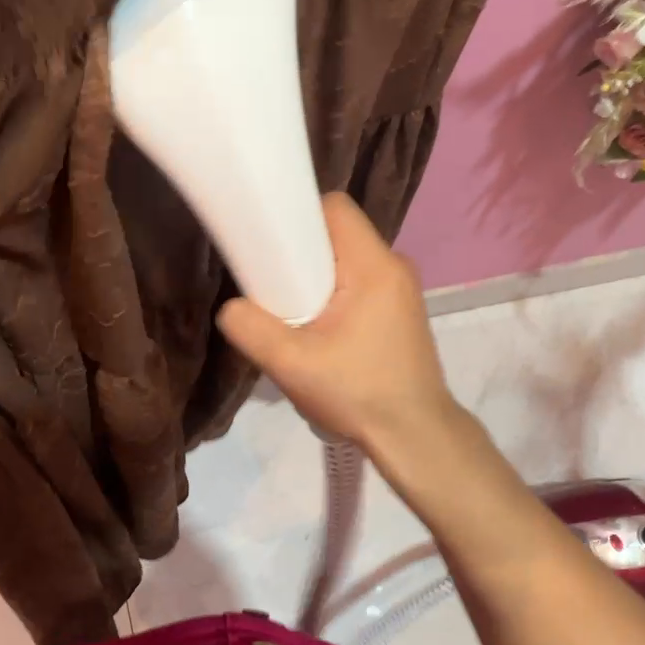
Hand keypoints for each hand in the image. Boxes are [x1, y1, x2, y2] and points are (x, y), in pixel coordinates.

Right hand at [216, 193, 460, 451]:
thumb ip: (251, 329)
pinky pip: (353, 283)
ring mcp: (398, 290)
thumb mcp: (292, 365)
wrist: (414, 437)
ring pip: (342, 261)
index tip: (268, 248)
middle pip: (334, 234)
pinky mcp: (396, 311)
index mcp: (374, 266)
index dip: (296, 217)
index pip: (333, 207)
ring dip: (311, 279)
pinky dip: (329, 297)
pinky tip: (315, 333)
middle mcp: (393, 266)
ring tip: (291, 317)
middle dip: (297, 254)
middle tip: (272, 290)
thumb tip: (230, 309)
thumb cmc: (358, 394)